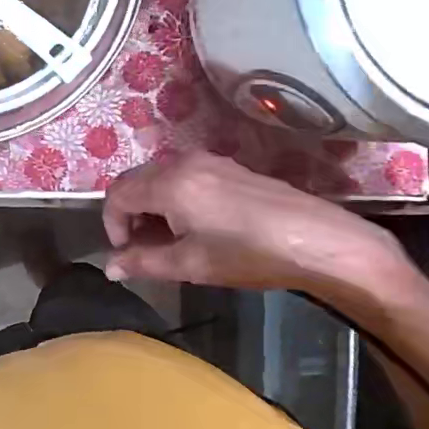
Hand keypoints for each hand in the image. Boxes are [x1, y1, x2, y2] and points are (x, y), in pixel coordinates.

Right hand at [101, 152, 418, 303]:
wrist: (318, 240)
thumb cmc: (249, 254)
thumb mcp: (191, 265)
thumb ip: (144, 262)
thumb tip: (110, 268)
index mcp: (168, 183)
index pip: (117, 194)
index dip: (111, 224)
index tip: (125, 253)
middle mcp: (182, 162)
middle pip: (134, 180)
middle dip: (128, 213)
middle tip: (142, 248)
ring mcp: (207, 160)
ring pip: (158, 177)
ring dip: (150, 205)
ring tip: (169, 240)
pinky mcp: (227, 167)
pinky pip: (182, 176)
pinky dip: (172, 197)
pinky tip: (195, 226)